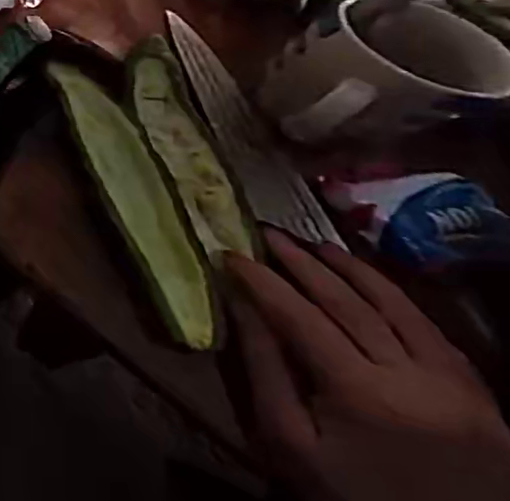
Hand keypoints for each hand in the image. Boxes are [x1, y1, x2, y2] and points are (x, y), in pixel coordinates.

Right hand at [228, 228, 509, 500]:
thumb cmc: (345, 490)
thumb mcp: (287, 438)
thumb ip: (264, 369)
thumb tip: (240, 304)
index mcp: (362, 392)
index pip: (299, 315)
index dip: (260, 280)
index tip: (227, 253)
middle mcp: (417, 381)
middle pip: (352, 306)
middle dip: (304, 264)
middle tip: (266, 233)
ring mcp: (459, 390)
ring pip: (402, 313)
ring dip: (355, 273)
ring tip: (318, 246)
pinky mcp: (481, 400)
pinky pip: (437, 337)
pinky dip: (400, 302)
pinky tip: (375, 287)